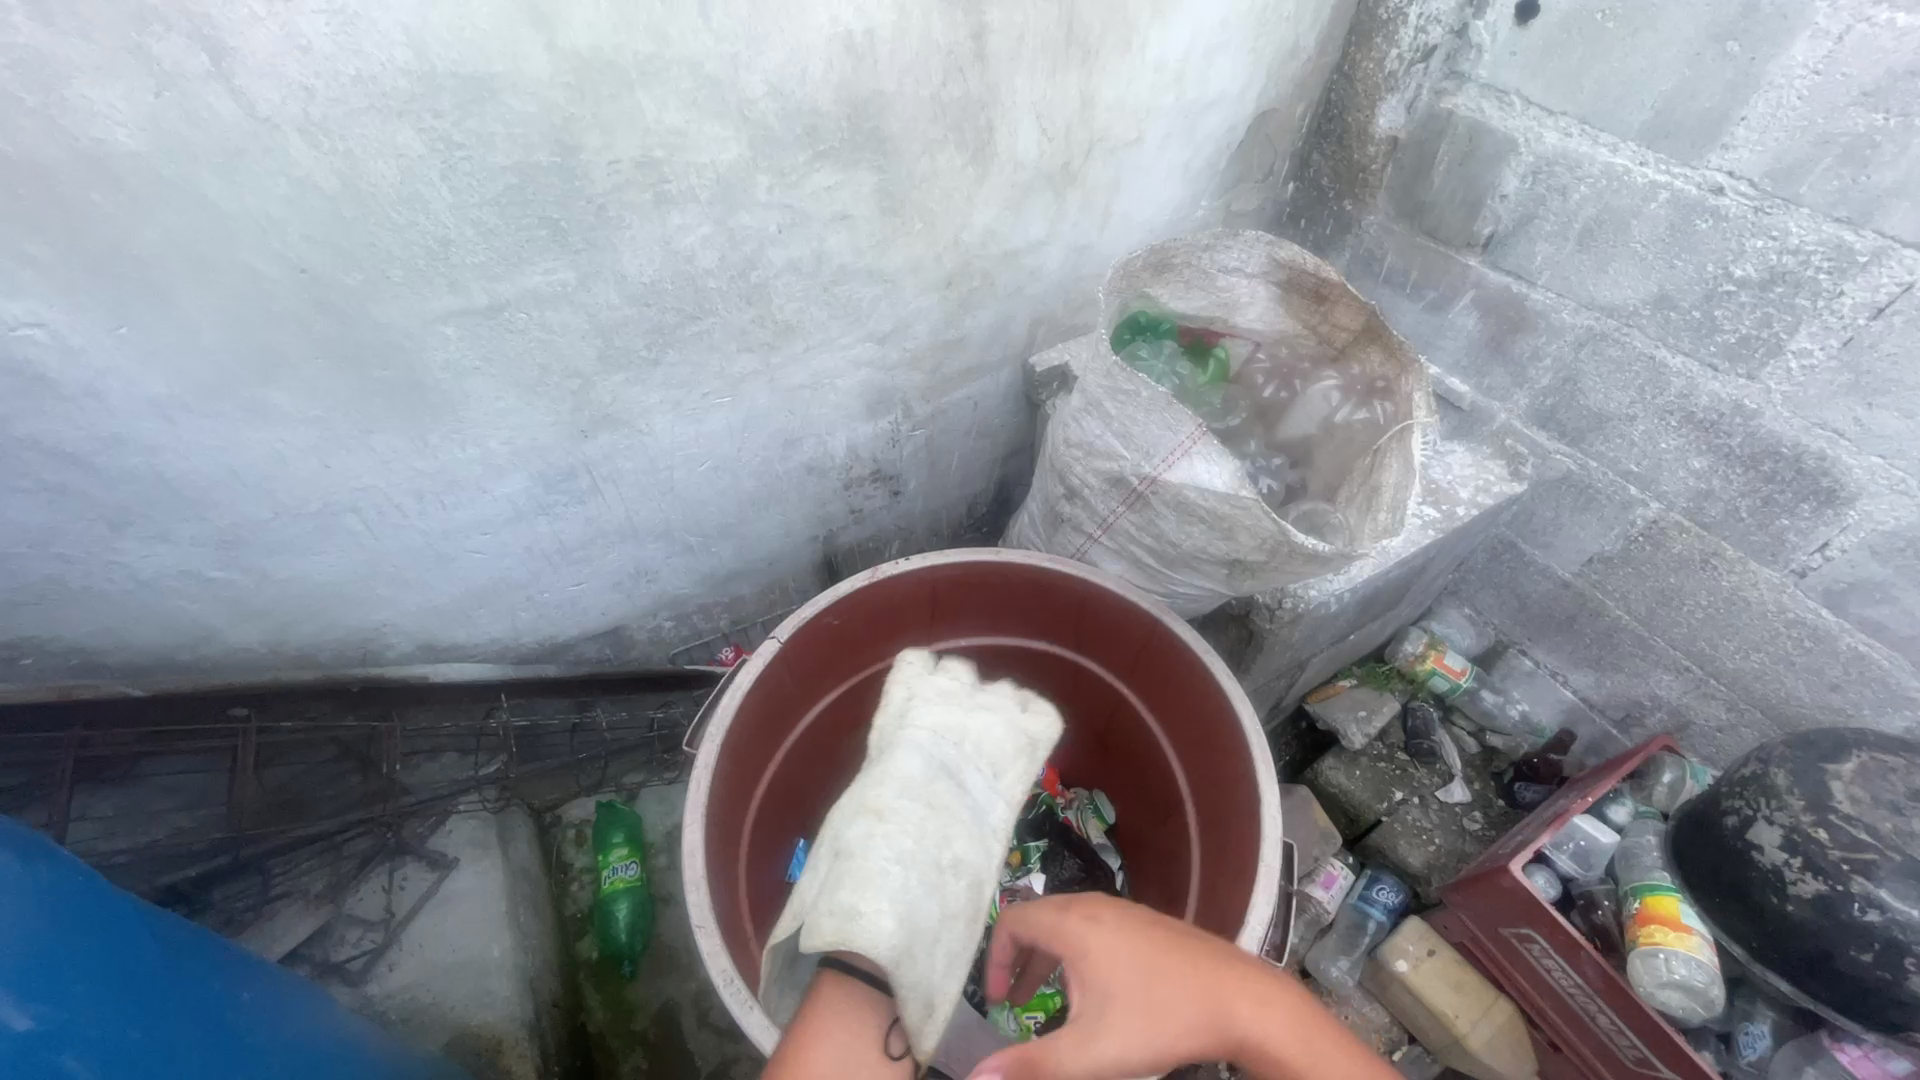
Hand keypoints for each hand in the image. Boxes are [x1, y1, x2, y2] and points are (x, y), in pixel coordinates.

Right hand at [969, 893, 1275, 1079]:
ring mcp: (1122, 909)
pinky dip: (1078, 952)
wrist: (1241, 1000)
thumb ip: (1031, 1065)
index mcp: (1072, 923)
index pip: (1011, 920)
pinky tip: (1099, 994)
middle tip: (1016, 1003)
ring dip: (1049, 958)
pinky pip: (1093, 926)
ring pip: (1067, 922)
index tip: (1000, 1003)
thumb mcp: (1091, 1052)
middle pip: (1037, 918)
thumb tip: (978, 1076)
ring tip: (1053, 1003)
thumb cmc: (1160, 1020)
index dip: (995, 959)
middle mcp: (1092, 905)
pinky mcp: (1145, 921)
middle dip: (1020, 959)